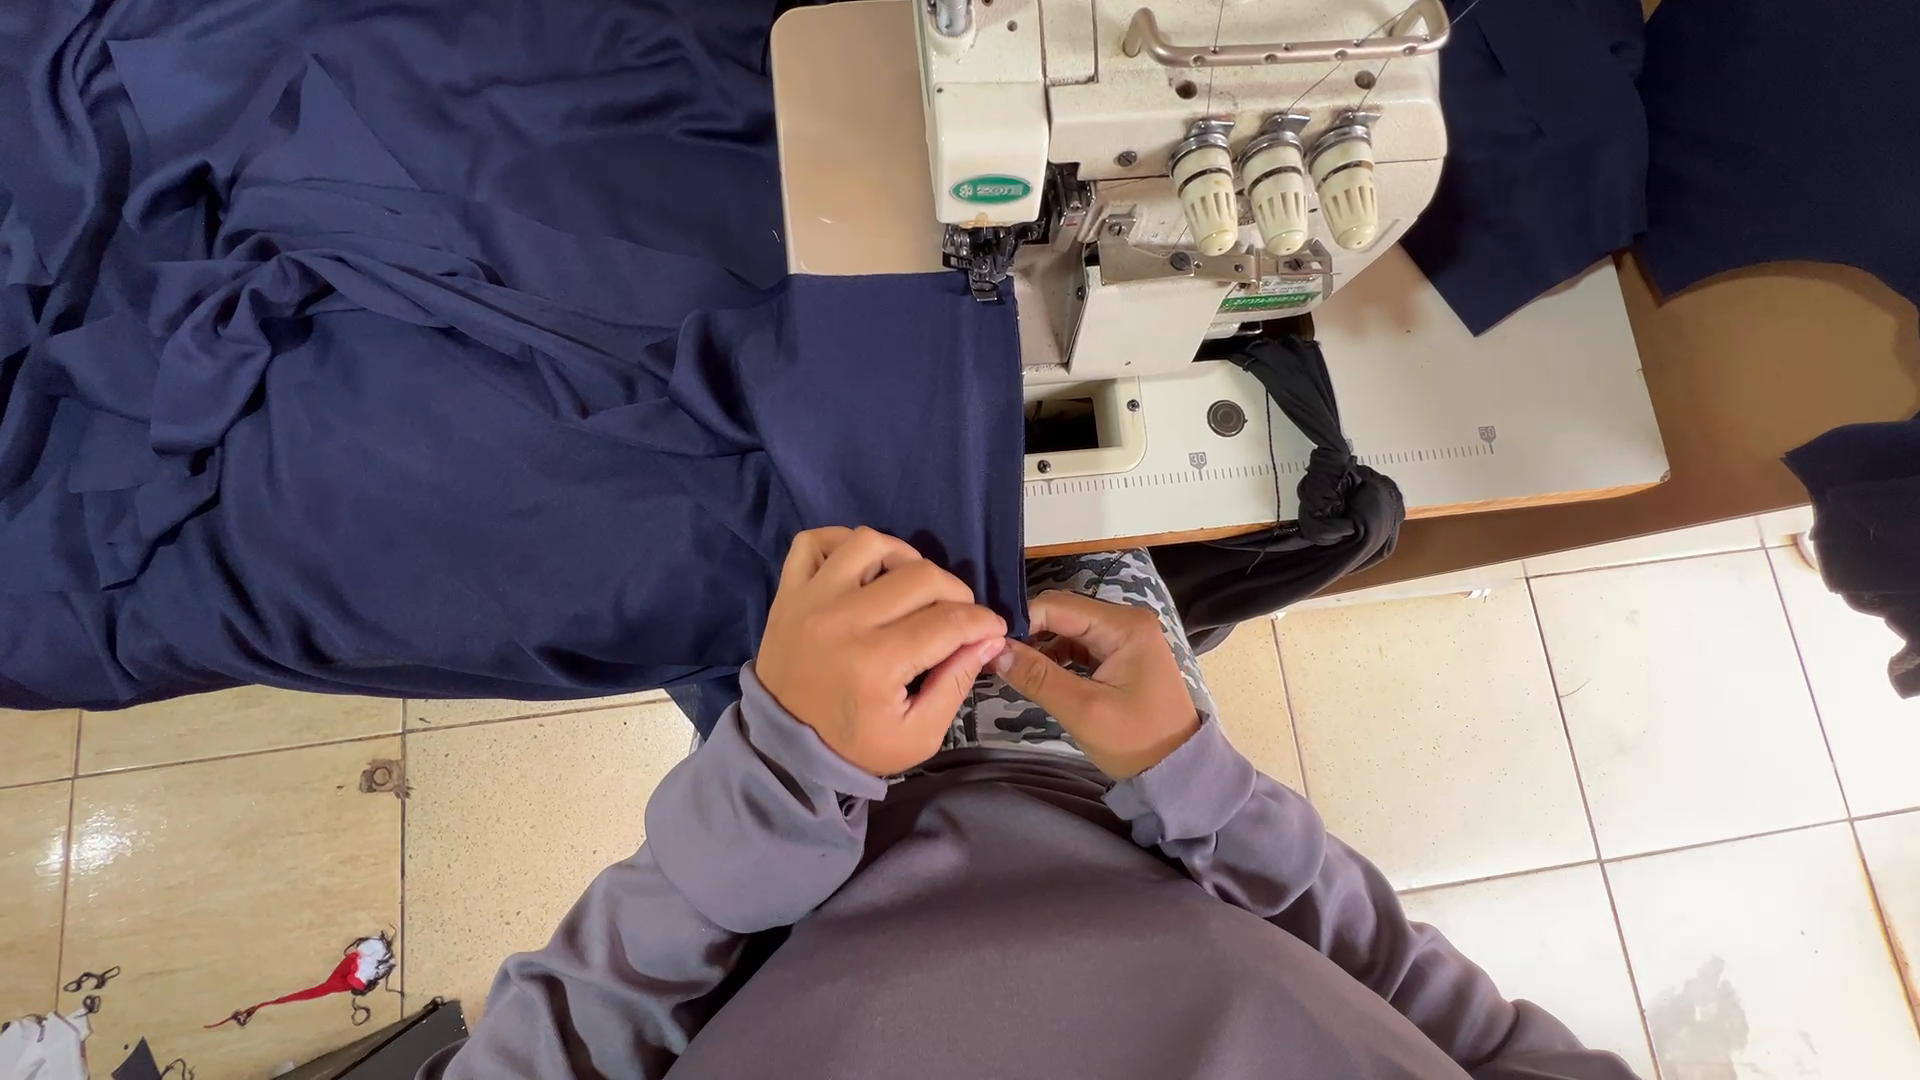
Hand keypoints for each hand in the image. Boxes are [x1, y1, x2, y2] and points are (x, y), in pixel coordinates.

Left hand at [756, 527, 1008, 774]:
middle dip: (956, 592)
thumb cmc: (853, 746)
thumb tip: (989, 638)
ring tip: (913, 585)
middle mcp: (845, 620)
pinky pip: (814, 541)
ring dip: (904, 557)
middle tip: (959, 613)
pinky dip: (842, 542)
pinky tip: (864, 567)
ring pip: (870, 544)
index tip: (992, 628)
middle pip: (920, 576)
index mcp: (878, 662)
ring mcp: (811, 600)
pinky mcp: (788, 592)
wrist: (781, 748)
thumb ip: (956, 684)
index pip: (949, 621)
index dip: (982, 621)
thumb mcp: (917, 736)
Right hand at [992, 590, 1200, 778]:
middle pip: (1061, 612)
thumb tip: (994, 650)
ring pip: (1066, 628)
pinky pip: (1078, 643)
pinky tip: (1037, 675)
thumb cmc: (1136, 741)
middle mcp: (1125, 619)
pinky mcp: (1120, 653)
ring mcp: (1124, 635)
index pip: (1056, 606)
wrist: (1179, 771)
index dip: (1021, 622)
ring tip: (1011, 668)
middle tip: (995, 657)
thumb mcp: (1083, 711)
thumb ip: (1037, 677)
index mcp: (1124, 625)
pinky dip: (1055, 656)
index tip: (990, 646)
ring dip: (1039, 646)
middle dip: (1027, 633)